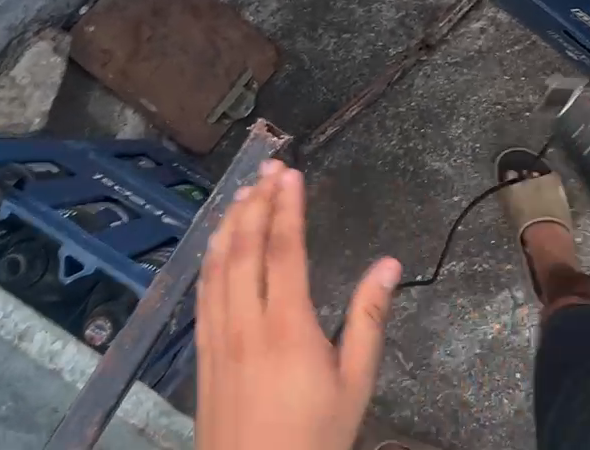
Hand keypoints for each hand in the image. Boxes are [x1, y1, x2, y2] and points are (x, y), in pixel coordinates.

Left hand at [196, 159, 401, 449]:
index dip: (286, 207)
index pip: (284, 250)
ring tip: (243, 190)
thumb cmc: (314, 438)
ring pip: (217, 264)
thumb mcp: (355, 386)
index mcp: (288, 327)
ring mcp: (217, 337)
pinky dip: (210, 256)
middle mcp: (246, 323)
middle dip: (256, 201)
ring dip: (230, 221)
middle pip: (246, 247)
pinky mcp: (200, 353)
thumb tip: (389, 265)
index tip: (290, 173)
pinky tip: (217, 242)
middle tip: (267, 167)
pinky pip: (201, 292)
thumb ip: (369, 321)